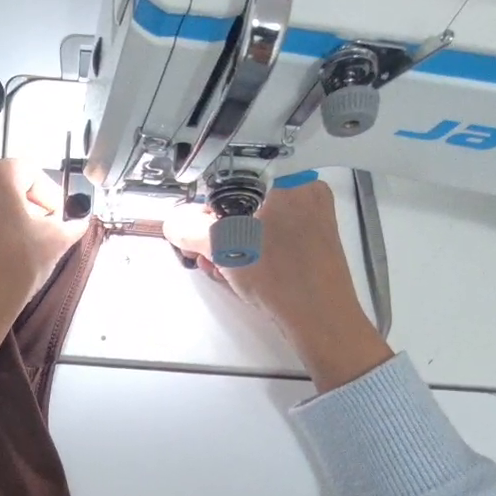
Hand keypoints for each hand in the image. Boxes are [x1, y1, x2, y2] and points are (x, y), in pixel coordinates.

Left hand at [0, 159, 87, 386]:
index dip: (51, 195)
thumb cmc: (13, 270)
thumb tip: (78, 223)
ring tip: (19, 247)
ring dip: (4, 218)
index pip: (32, 172)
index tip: (59, 218)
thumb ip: (70, 226)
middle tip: (42, 232)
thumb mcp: (54, 244)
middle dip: (28, 205)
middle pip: (5, 185)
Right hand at [164, 182, 392, 391]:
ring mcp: (314, 218)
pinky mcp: (315, 242)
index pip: (237, 179)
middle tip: (208, 253)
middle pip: (248, 203)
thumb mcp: (224, 247)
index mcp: (290, 179)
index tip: (199, 228)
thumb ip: (191, 230)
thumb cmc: (281, 276)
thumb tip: (176, 223)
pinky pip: (276, 238)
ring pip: (260, 223)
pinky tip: (243, 273)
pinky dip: (256, 252)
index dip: (210, 205)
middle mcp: (307, 192)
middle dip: (220, 230)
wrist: (319, 316)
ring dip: (235, 244)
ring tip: (224, 268)